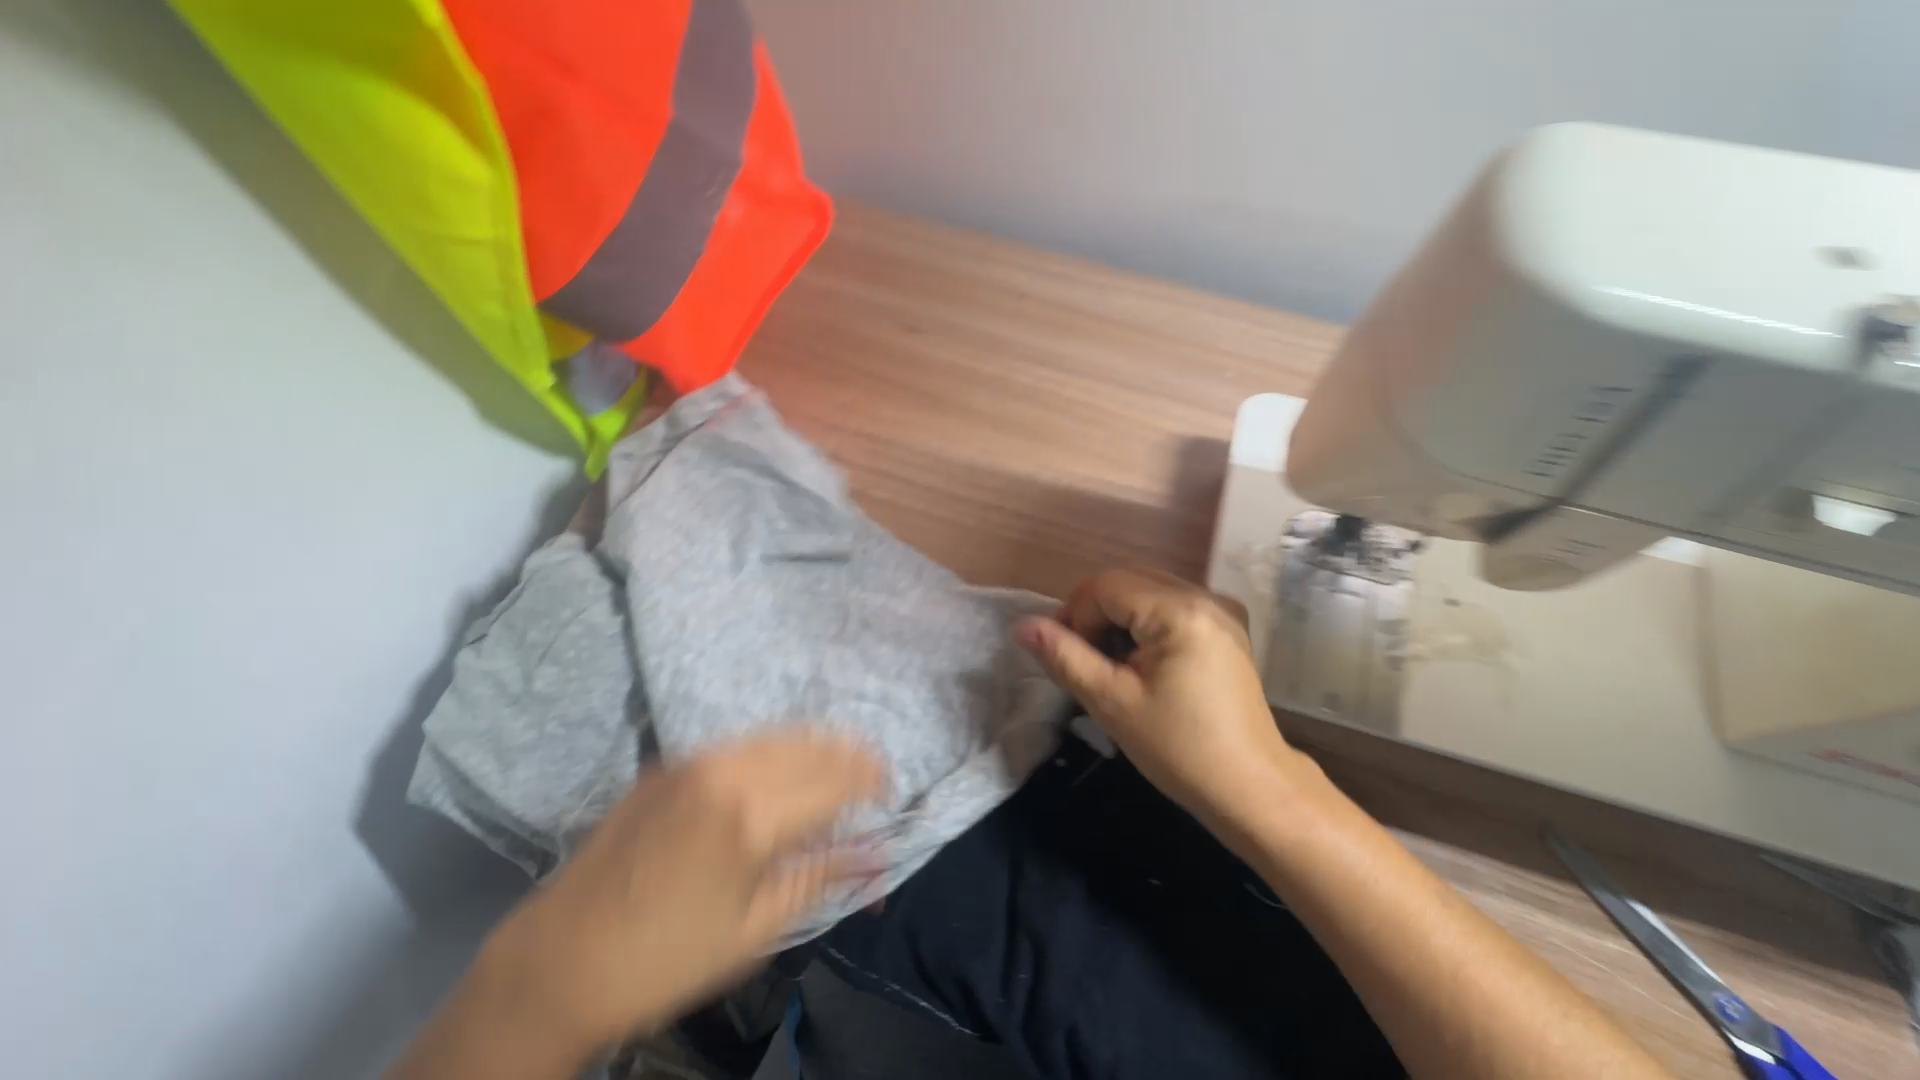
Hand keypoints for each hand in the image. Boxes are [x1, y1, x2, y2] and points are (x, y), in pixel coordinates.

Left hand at [469, 732, 885, 1055]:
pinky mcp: (663, 766)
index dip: (873, 781)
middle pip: (809, 743)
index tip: (890, 797)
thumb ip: (821, 877)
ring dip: (812, 747)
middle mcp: (724, 771)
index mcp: (751, 817)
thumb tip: (878, 857)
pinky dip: (772, 750)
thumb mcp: (756, 931)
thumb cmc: (666, 961)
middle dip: (849, 756)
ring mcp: (688, 762)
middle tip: (870, 782)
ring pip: (773, 734)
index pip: (836, 778)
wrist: (559, 962)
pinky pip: (736, 742)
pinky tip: (778, 775)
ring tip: (832, 775)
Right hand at [1012, 568, 1306, 828]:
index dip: (1076, 616)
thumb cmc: (1178, 748)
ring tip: (1114, 668)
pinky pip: (1171, 606)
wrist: (1250, 786)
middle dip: (1096, 616)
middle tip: (1087, 664)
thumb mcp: (1111, 702)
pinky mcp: (1227, 626)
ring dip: (1118, 621)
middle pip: (1126, 582)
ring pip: (1147, 592)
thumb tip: (1022, 625)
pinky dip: (1145, 625)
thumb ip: (1064, 657)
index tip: (1070, 661)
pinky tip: (1144, 666)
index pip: (1104, 586)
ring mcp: (1221, 609)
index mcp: (1180, 611)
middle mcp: (1205, 596)